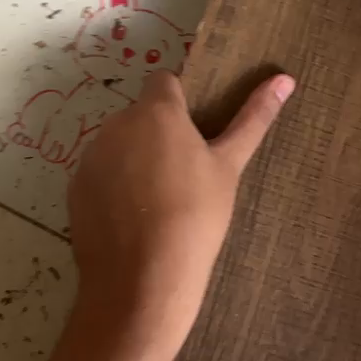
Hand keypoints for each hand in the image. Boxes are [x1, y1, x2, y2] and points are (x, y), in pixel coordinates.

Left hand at [66, 70, 293, 352]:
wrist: (142, 281)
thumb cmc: (196, 216)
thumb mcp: (230, 167)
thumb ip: (254, 118)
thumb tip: (285, 79)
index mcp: (157, 111)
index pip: (165, 82)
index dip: (182, 102)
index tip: (197, 134)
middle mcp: (117, 124)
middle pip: (142, 115)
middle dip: (160, 133)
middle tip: (185, 174)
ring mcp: (91, 156)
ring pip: (120, 144)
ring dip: (136, 158)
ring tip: (160, 201)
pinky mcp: (76, 188)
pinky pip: (101, 173)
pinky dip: (115, 186)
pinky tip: (134, 219)